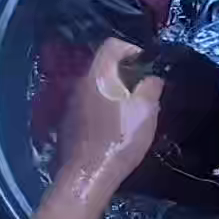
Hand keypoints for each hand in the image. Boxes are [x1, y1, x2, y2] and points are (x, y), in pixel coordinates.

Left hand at [55, 38, 163, 205]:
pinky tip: (111, 124)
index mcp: (99, 75)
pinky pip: (86, 103)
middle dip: (122, 71)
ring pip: (93, 86)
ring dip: (110, 90)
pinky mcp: (67, 120)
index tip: (145, 62)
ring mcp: (70, 102)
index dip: (131, 48)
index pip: (111, 45)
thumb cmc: (119, 139)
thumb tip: (152, 78)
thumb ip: (151, 88)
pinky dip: (100, 105)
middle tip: (141, 86)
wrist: (87, 174)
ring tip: (129, 107)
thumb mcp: (145, 112)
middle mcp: (79, 82)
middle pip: (101, 65)